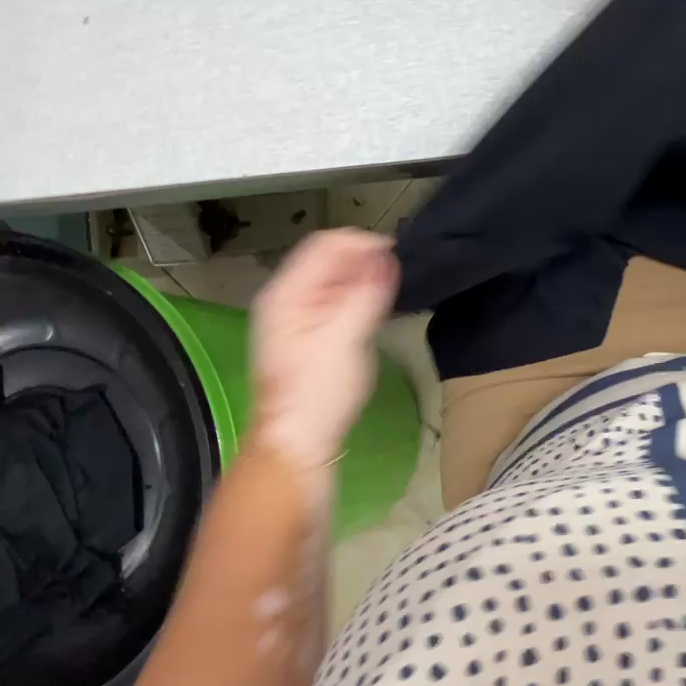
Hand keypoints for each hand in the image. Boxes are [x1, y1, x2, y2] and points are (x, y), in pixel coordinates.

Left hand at [250, 230, 397, 493]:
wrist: (297, 442)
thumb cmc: (318, 390)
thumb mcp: (345, 337)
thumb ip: (366, 293)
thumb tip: (386, 256)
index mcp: (287, 293)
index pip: (326, 243)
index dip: (362, 243)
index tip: (398, 258)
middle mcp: (287, 299)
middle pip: (329, 260)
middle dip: (364, 261)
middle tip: (397, 280)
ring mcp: (297, 319)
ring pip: (334, 282)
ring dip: (363, 281)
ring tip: (390, 296)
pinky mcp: (309, 338)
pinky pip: (335, 302)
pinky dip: (357, 299)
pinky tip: (374, 314)